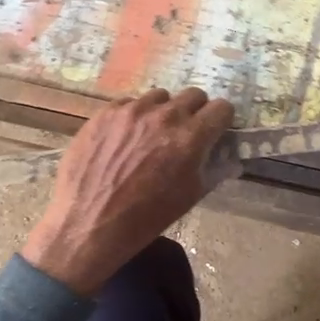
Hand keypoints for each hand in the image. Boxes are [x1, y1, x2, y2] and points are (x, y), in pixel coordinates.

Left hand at [20, 87, 234, 294]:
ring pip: (160, 96)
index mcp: (190, 138)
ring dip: (163, 111)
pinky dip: (133, 116)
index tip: (215, 130)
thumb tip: (231, 159)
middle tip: (185, 132)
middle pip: (193, 95)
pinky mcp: (105, 113)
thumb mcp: (190, 197)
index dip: (221, 119)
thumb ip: (214, 170)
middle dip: (195, 111)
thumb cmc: (145, 217)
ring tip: (150, 134)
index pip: (221, 108)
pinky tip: (123, 139)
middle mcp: (164, 116)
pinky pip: (128, 103)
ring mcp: (132, 111)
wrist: (88, 225)